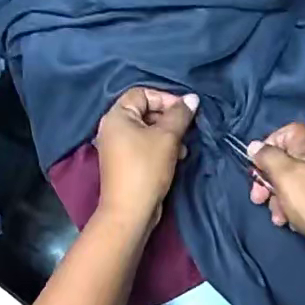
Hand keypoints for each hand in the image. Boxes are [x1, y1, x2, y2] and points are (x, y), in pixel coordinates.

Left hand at [94, 87, 198, 226]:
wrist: (130, 211)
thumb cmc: (146, 168)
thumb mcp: (167, 137)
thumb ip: (180, 115)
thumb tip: (192, 99)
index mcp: (116, 116)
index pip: (142, 93)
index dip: (165, 98)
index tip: (185, 111)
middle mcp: (112, 128)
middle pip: (144, 112)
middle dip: (169, 119)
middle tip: (186, 130)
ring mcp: (117, 147)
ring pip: (147, 131)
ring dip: (168, 136)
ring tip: (183, 148)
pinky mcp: (124, 164)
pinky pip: (144, 147)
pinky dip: (160, 148)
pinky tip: (175, 158)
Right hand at [247, 121, 304, 261]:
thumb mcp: (284, 173)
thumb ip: (267, 156)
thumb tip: (254, 145)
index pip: (286, 132)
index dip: (270, 143)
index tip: (258, 161)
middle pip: (279, 161)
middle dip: (264, 180)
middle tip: (257, 196)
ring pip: (282, 185)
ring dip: (274, 200)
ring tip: (277, 214)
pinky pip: (291, 201)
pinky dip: (285, 210)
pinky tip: (286, 221)